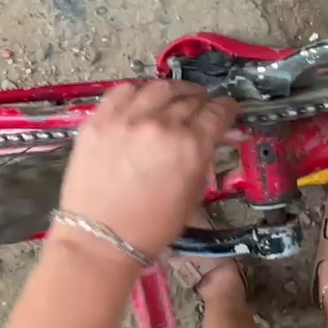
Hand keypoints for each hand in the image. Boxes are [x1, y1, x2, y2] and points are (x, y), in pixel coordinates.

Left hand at [54, 81, 238, 262]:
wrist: (100, 239)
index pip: (217, 113)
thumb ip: (205, 160)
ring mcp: (127, 119)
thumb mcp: (192, 195)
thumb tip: (216, 138)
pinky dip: (139, 90)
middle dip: (202, 102)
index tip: (229, 109)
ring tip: (177, 95)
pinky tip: (144, 97)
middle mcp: (161, 125)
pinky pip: (123, 90)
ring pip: (159, 87)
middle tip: (203, 107)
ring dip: (174, 90)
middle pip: (190, 99)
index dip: (227, 108)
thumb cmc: (152, 227)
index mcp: (190, 147)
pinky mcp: (99, 120)